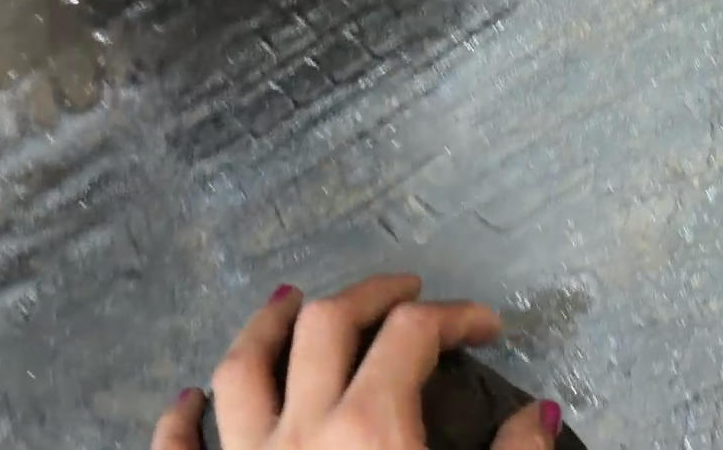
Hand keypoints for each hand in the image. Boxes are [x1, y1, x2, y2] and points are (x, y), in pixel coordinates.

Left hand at [151, 274, 561, 449]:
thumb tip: (543, 410)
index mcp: (369, 429)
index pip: (416, 331)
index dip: (459, 314)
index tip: (489, 326)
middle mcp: (300, 431)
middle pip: (329, 323)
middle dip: (373, 293)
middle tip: (407, 290)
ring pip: (243, 368)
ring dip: (269, 324)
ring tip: (294, 299)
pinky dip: (178, 421)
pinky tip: (185, 401)